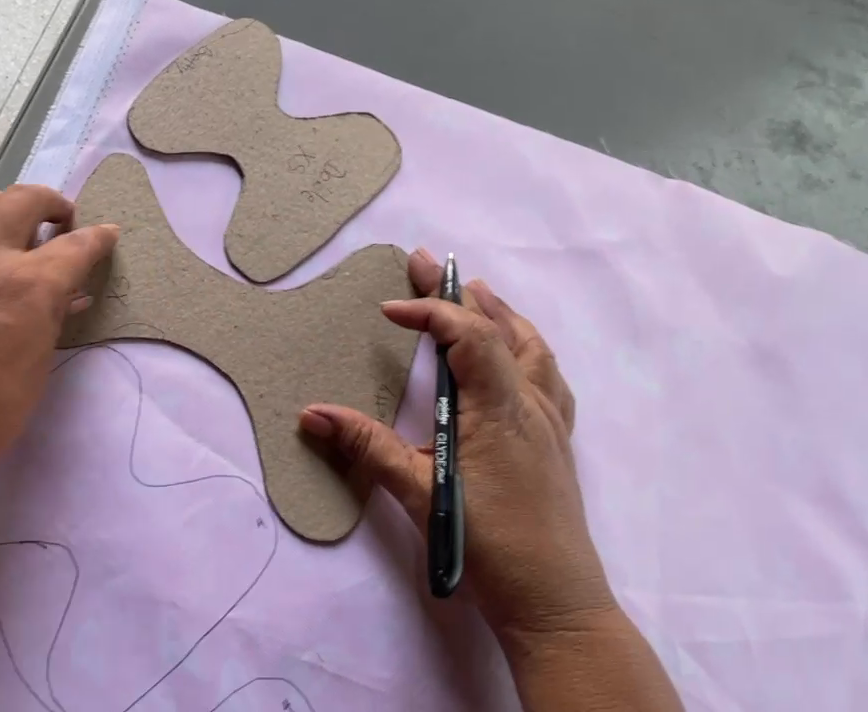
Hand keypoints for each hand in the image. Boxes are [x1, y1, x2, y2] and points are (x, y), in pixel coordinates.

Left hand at [0, 186, 119, 477]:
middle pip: (25, 199)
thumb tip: (70, 292)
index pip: (76, 245)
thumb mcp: (41, 357)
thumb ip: (56, 313)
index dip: (98, 238)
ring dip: (3, 203)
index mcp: (31, 282)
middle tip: (61, 219)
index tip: (106, 234)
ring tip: (13, 221)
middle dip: (51, 201)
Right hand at [299, 249, 616, 646]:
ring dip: (502, 314)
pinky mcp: (556, 444)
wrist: (557, 605)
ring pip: (534, 350)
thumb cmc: (488, 545)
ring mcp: (549, 425)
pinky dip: (526, 348)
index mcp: (499, 410)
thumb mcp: (417, 493)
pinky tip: (517, 354)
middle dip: (461, 293)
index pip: (468, 337)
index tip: (387, 309)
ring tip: (478, 291)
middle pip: (501, 330)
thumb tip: (309, 413)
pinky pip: (547, 376)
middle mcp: (531, 406)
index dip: (429, 311)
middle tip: (425, 262)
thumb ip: (365, 447)